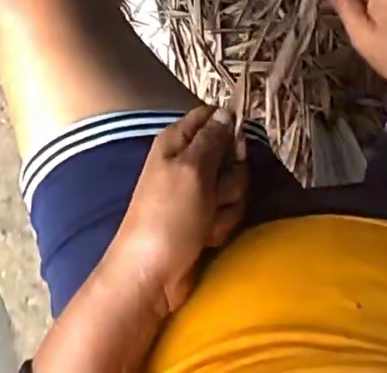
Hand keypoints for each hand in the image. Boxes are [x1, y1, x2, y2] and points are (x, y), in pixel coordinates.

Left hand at [103, 106, 247, 316]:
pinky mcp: (205, 215)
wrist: (151, 275)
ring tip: (206, 218)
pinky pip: (229, 209)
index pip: (212, 115)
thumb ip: (213, 138)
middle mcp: (188, 159)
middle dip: (231, 175)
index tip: (235, 147)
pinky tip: (207, 235)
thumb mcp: (192, 169)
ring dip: (227, 203)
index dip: (229, 128)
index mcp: (178, 140)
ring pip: (234, 183)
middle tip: (214, 191)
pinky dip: (222, 223)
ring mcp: (197, 190)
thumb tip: (226, 111)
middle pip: (231, 151)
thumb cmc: (169, 216)